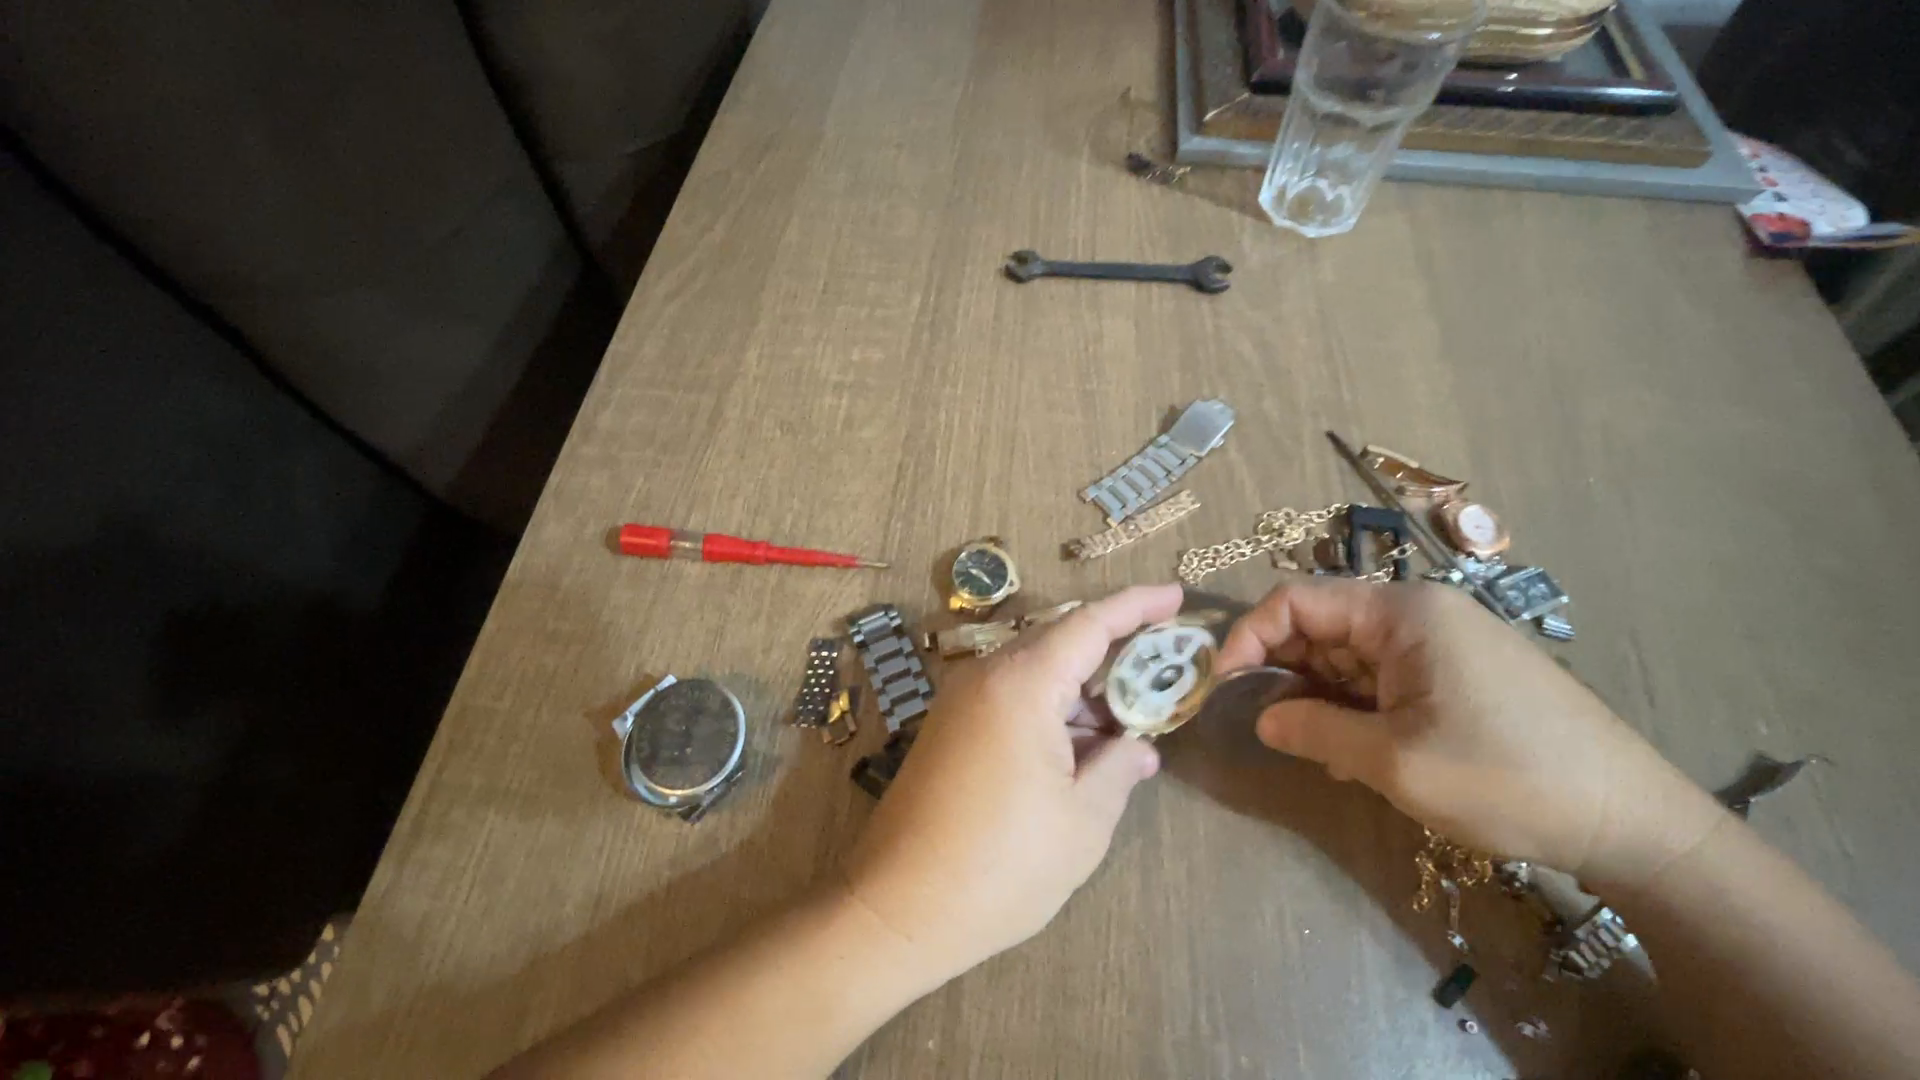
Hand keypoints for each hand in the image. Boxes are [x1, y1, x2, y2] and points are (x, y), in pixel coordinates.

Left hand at [840, 584, 1179, 981]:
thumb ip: (1118, 769)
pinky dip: (1052, 715)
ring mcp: (960, 704)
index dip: (1137, 605)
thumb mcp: (1082, 821)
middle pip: (1060, 644)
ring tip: (1133, 727)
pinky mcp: (949, 733)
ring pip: (1036, 677)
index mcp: (1022, 684)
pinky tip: (1084, 752)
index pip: (1089, 623)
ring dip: (1084, 695)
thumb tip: (1139, 748)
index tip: (1177, 596)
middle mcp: (985, 679)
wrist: (897, 908)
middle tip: (1165, 672)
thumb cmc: (1001, 865)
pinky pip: (1011, 703)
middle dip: (1114, 655)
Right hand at [1218, 579, 1722, 887]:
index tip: (1224, 686)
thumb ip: (1314, 731)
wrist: (1633, 822)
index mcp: (1403, 613)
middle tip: (1267, 724)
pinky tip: (1356, 752)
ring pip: (1350, 655)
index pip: (1298, 600)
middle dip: (1284, 670)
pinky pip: (1384, 678)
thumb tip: (1263, 719)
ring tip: (1314, 748)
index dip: (1250, 637)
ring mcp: (1444, 644)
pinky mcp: (1460, 675)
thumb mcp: (1394, 762)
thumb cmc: (1506, 777)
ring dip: (1319, 695)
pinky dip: (1356, 708)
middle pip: (1323, 624)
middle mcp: (1421, 614)